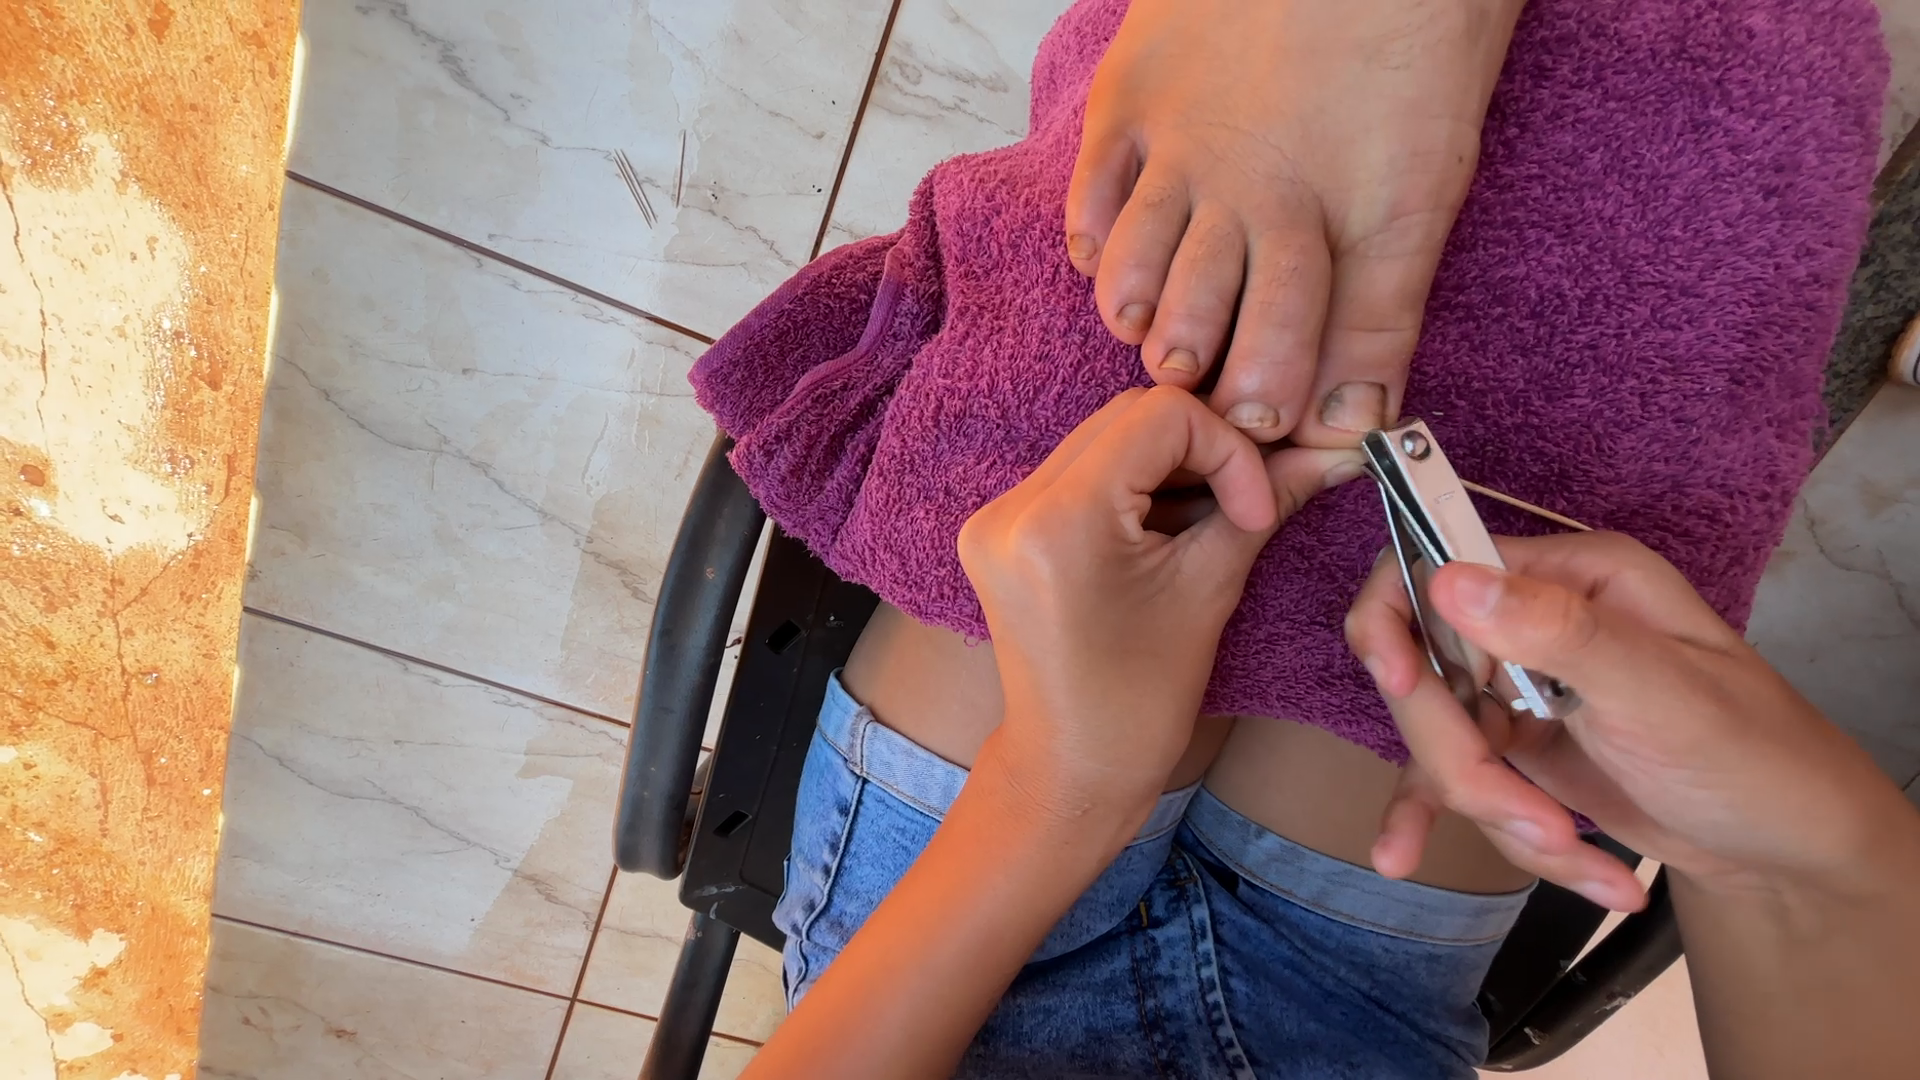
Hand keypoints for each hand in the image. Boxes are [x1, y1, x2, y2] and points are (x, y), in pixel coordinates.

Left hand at [959, 386, 1361, 833]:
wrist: (1070, 762)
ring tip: (1195, 525)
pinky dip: (1124, 486)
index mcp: (1058, 521)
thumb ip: (1265, 506)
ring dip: (1161, 467)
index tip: (1254, 509)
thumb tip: (1329, 451)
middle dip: (1195, 451)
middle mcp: (1009, 507)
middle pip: (1124, 418)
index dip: (1226, 449)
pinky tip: (1152, 532)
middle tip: (1235, 507)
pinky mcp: (994, 529)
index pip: (1160, 415)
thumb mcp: (1208, 591)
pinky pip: (1072, 473)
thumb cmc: (1141, 700)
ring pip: (1099, 440)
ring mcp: (993, 516)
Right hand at [1068, 0, 1523, 445]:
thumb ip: (1381, 312)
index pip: (1281, 344)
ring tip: (1146, 329)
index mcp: (1324, 215)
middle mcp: (1239, 190)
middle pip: (1191, 317)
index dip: (1267, 400)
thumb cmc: (1414, 41)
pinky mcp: (1130, 97)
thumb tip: (1354, 419)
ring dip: (1133, 313)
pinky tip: (1105, 255)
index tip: (1260, 429)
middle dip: (1191, 370)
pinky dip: (1091, 238)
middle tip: (1189, 386)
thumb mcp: (1424, 186)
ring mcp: (1174, 142)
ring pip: (1128, 264)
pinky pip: (1088, 193)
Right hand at [1344, 531, 1919, 909]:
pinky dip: (1423, 817)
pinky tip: (1398, 853)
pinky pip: (1436, 772)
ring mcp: (1501, 682)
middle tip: (1529, 818)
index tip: (1397, 682)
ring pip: (1430, 731)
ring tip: (1564, 849)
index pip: (1429, 568)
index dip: (1392, 618)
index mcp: (1562, 577)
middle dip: (1459, 752)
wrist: (1787, 859)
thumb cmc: (1758, 763)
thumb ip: (1559, 632)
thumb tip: (1447, 579)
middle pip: (1421, 667)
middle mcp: (1520, 619)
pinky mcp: (1494, 739)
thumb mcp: (1664, 695)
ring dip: (1482, 800)